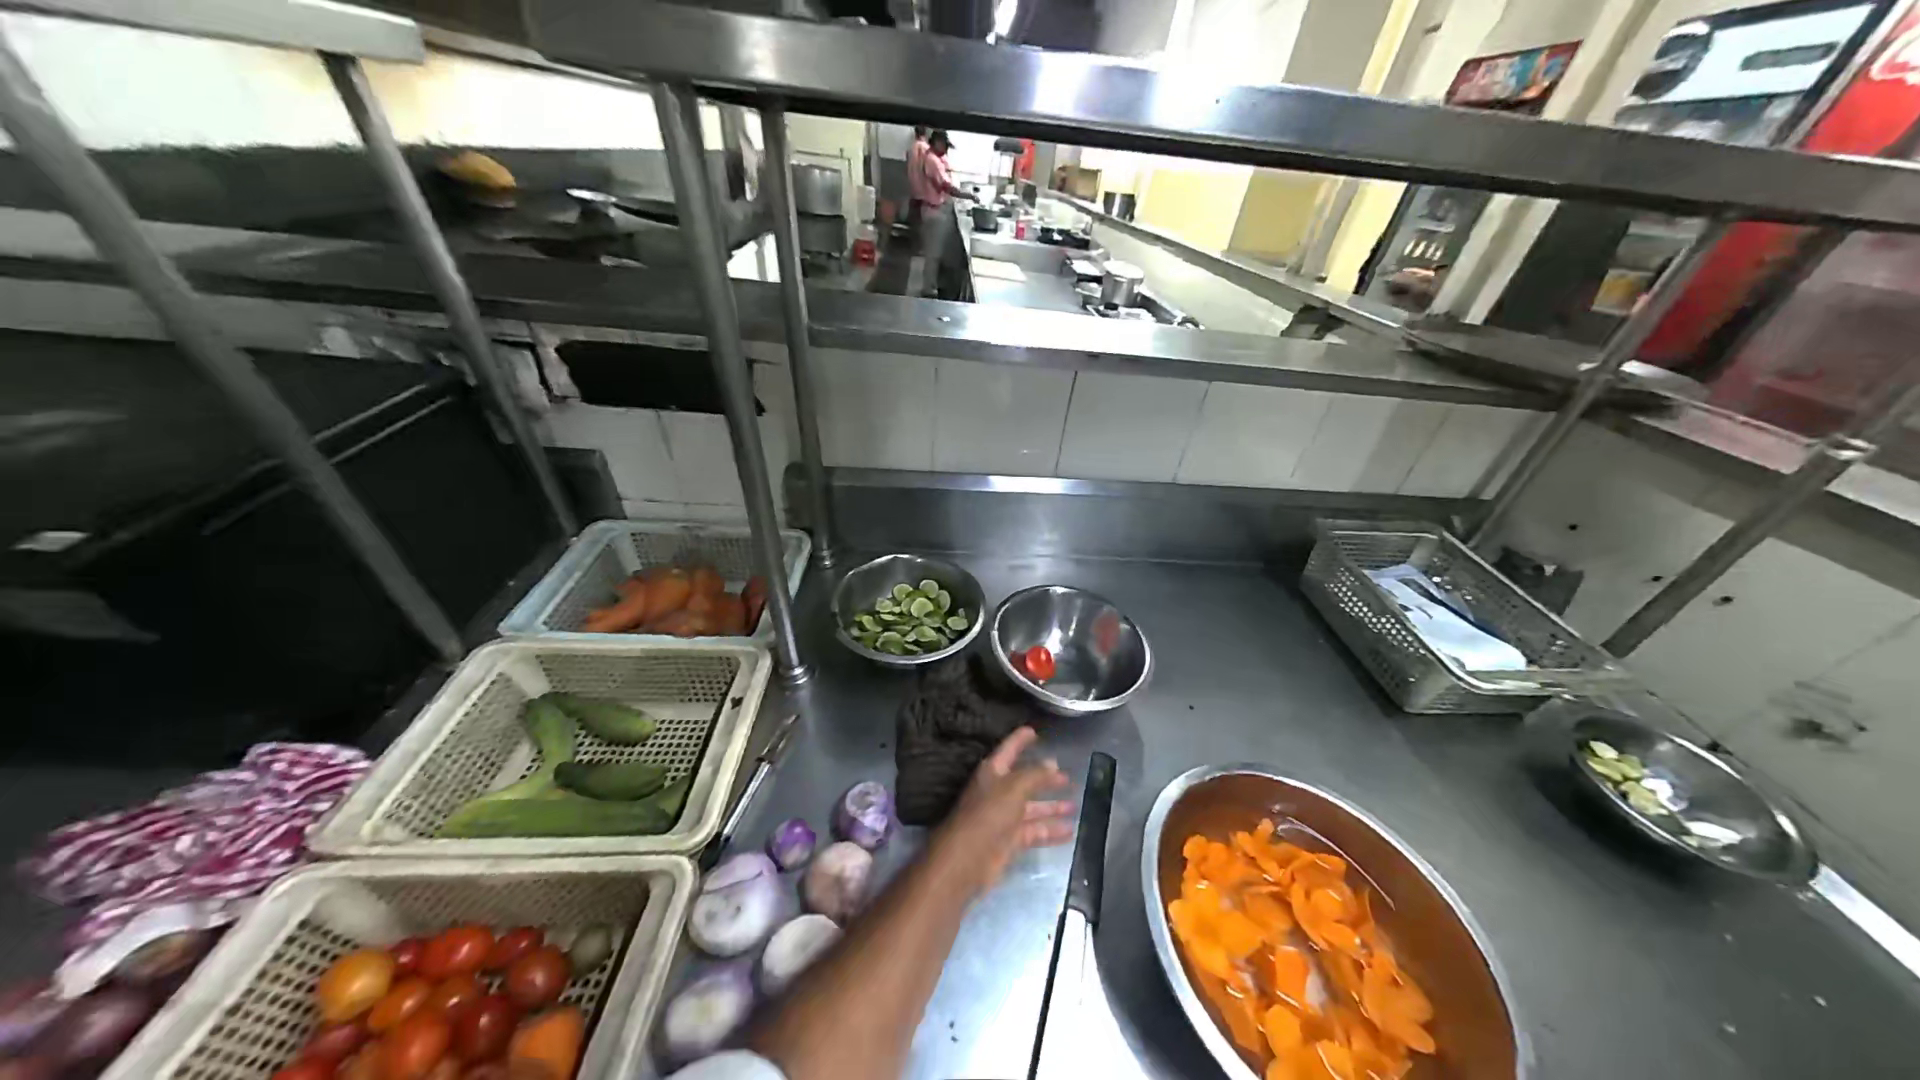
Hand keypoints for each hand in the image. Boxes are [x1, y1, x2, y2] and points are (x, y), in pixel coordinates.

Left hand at [929, 727, 1074, 898]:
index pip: (1009, 749)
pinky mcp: (1010, 841)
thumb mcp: (1014, 787)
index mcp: (993, 772)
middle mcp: (998, 792)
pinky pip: (1034, 831)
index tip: (1033, 730)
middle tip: (1068, 776)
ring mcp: (1004, 817)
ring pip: (1032, 808)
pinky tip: (1070, 831)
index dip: (1020, 739)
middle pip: (1025, 781)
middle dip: (1045, 778)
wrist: (967, 858)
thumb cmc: (988, 814)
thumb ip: (1035, 775)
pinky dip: (1051, 831)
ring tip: (1075, 805)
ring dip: (1052, 807)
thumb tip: (1052, 764)